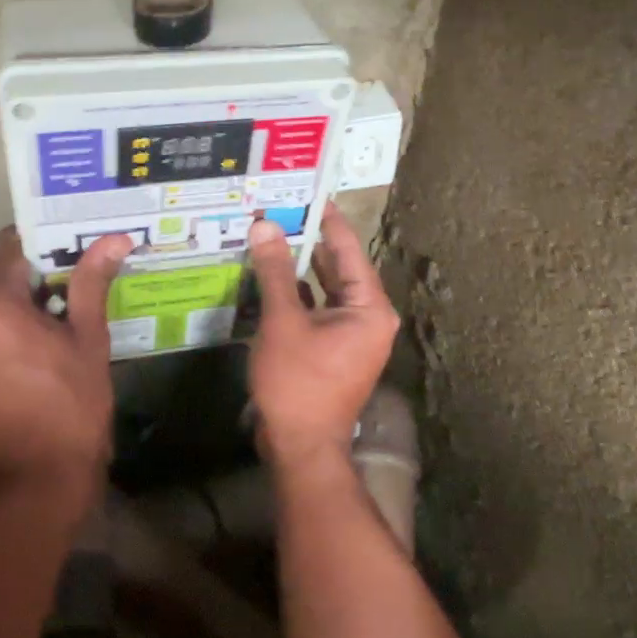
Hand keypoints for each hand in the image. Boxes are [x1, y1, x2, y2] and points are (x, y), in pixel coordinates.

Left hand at [0, 227, 132, 490]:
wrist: (35, 485)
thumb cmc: (72, 409)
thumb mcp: (89, 343)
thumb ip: (90, 285)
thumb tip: (114, 239)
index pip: (11, 254)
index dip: (38, 256)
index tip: (58, 268)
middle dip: (21, 302)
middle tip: (55, 323)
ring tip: (32, 361)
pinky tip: (7, 386)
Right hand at [246, 204, 400, 467]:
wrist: (301, 447)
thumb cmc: (298, 383)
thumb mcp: (283, 321)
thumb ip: (276, 271)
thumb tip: (266, 226)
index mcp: (369, 306)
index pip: (348, 248)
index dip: (326, 218)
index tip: (306, 190)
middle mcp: (368, 316)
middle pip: (338, 267)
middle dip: (308, 241)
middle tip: (279, 209)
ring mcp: (352, 335)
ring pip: (325, 289)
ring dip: (299, 268)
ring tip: (270, 235)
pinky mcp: (333, 349)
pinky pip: (317, 310)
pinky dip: (296, 294)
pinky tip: (269, 277)